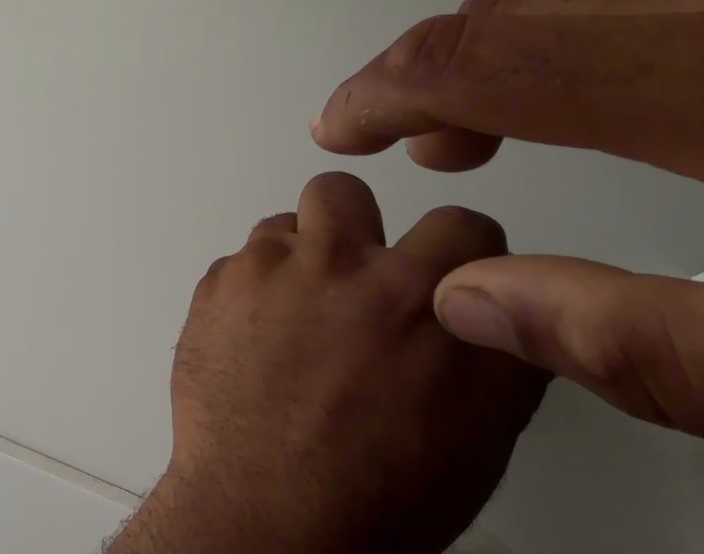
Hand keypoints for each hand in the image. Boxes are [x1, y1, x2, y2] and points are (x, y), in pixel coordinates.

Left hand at [109, 174, 550, 553]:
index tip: (440, 270)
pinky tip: (258, 335)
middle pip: (347, 194)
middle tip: (351, 274)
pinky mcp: (220, 279)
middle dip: (354, 227)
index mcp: (435, 305)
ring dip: (297, 255)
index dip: (453, 252)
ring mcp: (276, 268)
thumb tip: (482, 316)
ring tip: (299, 309)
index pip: (465, 228)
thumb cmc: (381, 491)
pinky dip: (253, 287)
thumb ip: (483, 351)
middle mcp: (355, 270)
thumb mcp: (479, 426)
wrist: (273, 509)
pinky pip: (242, 260)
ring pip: (286, 222)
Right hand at [310, 0, 703, 443]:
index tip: (340, 126)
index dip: (378, 92)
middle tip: (407, 135)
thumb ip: (651, 347)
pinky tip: (629, 70)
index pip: (474, 59)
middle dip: (432, 75)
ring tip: (502, 102)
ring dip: (518, 40)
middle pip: (517, 15)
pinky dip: (609, 13)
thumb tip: (480, 310)